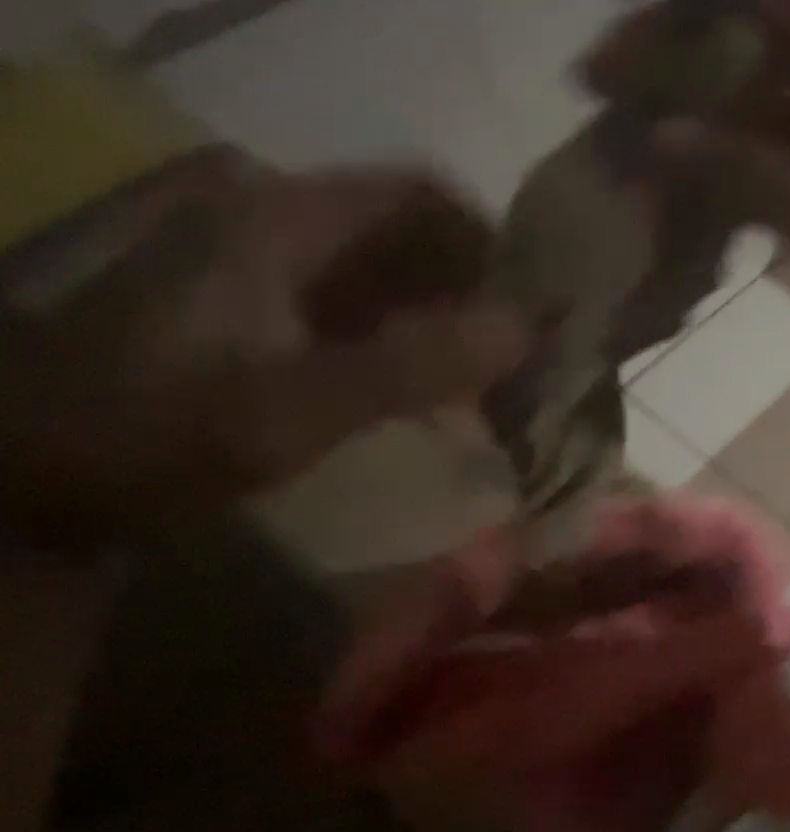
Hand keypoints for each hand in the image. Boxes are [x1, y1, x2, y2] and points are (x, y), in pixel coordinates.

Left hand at [0, 151, 527, 549]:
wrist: (34, 485)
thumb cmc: (156, 434)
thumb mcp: (294, 407)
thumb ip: (415, 363)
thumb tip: (529, 327)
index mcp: (280, 224)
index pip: (422, 196)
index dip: (495, 243)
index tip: (545, 313)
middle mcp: (279, 231)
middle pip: (416, 238)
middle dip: (486, 294)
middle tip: (537, 361)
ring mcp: (271, 276)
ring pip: (398, 280)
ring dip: (459, 326)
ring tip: (507, 386)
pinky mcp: (269, 320)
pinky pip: (372, 317)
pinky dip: (422, 350)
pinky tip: (448, 400)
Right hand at [582, 0, 789, 375]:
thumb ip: (756, 179)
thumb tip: (656, 136)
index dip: (670, 22)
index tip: (607, 76)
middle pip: (758, 31)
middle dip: (681, 71)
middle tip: (616, 123)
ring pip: (778, 87)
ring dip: (716, 124)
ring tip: (652, 174)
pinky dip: (761, 161)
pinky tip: (718, 199)